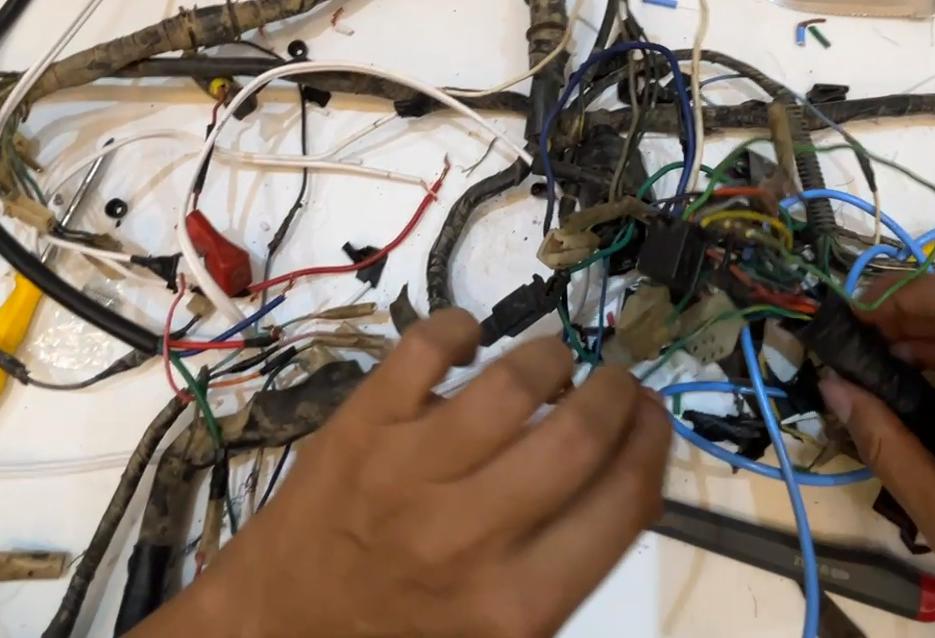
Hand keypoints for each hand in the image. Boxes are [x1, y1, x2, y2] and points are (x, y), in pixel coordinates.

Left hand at [140, 308, 670, 637]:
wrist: (281, 628)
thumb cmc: (406, 629)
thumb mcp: (502, 629)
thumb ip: (567, 557)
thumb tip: (622, 457)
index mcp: (519, 603)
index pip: (624, 502)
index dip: (653, 442)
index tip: (650, 414)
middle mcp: (470, 535)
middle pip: (579, 435)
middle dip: (614, 393)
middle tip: (611, 381)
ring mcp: (410, 469)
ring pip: (512, 381)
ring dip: (548, 356)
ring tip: (549, 362)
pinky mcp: (363, 423)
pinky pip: (426, 347)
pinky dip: (459, 327)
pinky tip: (469, 339)